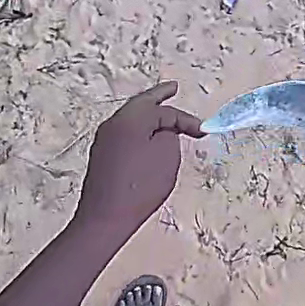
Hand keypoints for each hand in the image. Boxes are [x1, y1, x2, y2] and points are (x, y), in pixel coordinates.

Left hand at [74, 81, 202, 241]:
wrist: (105, 216)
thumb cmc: (140, 185)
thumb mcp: (167, 157)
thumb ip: (169, 136)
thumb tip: (162, 132)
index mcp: (130, 118)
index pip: (163, 111)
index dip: (186, 119)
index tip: (203, 131)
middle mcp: (113, 123)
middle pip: (140, 105)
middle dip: (159, 97)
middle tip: (173, 88)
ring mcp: (104, 140)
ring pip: (130, 119)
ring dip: (149, 116)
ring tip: (163, 114)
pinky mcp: (102, 156)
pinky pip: (125, 134)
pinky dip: (140, 131)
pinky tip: (147, 137)